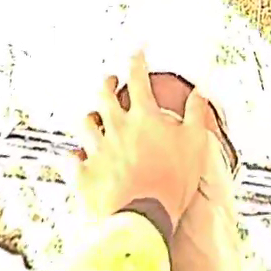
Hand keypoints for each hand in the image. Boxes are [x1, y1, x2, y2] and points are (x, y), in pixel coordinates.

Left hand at [67, 51, 216, 225]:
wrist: (142, 219)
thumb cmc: (171, 180)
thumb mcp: (194, 141)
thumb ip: (196, 112)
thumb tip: (200, 89)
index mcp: (144, 116)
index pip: (138, 78)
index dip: (137, 60)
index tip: (137, 51)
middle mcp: (118, 127)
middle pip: (105, 95)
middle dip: (108, 82)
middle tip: (111, 79)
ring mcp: (98, 151)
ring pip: (85, 123)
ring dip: (90, 116)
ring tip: (93, 114)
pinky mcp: (83, 176)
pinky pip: (70, 159)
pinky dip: (72, 154)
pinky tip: (74, 153)